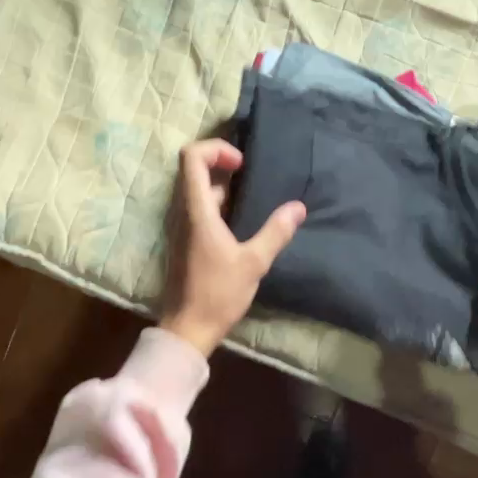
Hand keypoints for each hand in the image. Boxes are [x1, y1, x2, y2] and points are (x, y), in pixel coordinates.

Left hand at [161, 139, 305, 356]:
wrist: (187, 329)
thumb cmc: (218, 295)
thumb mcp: (253, 263)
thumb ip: (275, 233)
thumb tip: (298, 207)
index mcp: (196, 211)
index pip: (191, 157)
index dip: (216, 149)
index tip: (241, 165)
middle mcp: (182, 213)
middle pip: (191, 170)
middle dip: (219, 164)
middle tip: (248, 176)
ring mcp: (179, 228)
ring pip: (193, 191)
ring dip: (218, 186)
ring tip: (248, 198)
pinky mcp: (183, 243)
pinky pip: (195, 210)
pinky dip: (214, 205)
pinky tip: (237, 223)